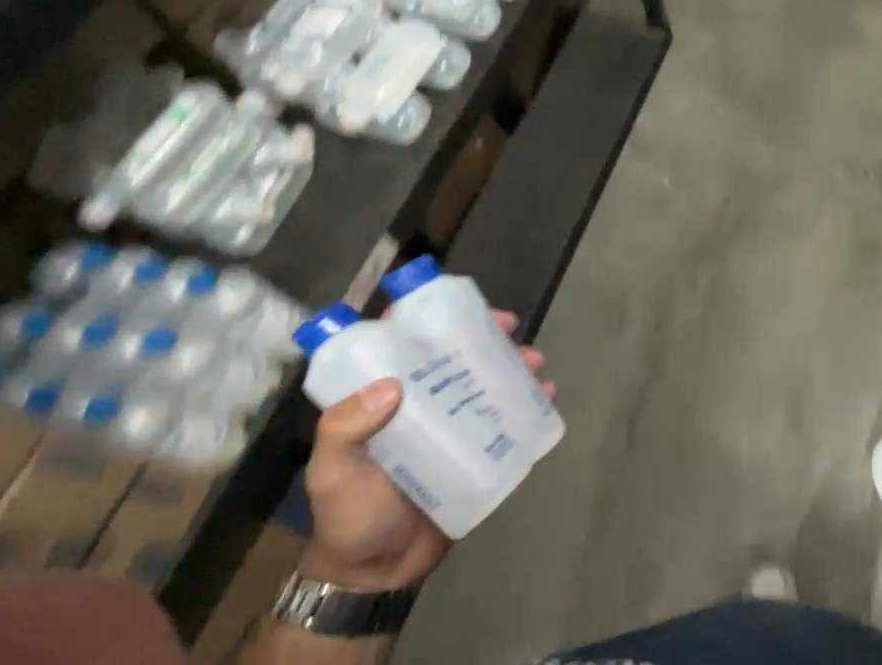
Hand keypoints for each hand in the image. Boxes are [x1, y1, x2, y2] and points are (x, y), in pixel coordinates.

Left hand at [298, 309, 554, 590]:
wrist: (381, 572)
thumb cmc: (350, 516)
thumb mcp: (334, 472)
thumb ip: (346, 429)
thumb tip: (391, 386)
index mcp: (377, 399)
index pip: (399, 344)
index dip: (426, 319)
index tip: (457, 311)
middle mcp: (417, 404)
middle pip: (452, 356)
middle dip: (485, 337)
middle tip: (511, 330)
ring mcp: (450, 425)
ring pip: (484, 381)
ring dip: (513, 365)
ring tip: (536, 364)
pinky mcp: (477, 448)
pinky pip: (506, 417)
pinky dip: (529, 402)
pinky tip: (547, 395)